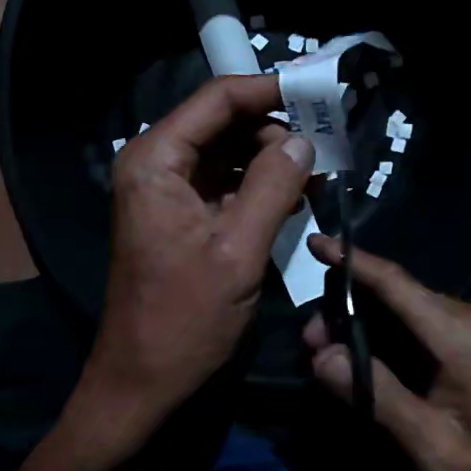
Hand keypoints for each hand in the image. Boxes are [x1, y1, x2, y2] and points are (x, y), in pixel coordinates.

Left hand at [66, 75, 313, 462]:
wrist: (142, 379)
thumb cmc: (184, 319)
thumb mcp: (238, 250)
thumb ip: (273, 187)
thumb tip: (303, 140)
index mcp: (155, 160)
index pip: (218, 100)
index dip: (270, 91)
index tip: (320, 92)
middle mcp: (154, 164)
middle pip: (222, 123)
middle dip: (274, 129)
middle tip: (328, 145)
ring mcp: (164, 190)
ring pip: (226, 152)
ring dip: (270, 159)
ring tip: (319, 176)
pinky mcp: (178, 214)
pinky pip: (223, 183)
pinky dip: (258, 185)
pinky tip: (294, 198)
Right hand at [303, 236, 470, 470]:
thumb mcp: (433, 446)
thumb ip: (377, 395)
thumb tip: (320, 355)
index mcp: (462, 338)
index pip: (397, 285)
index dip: (354, 261)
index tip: (314, 241)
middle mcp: (469, 321)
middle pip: (394, 294)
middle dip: (345, 307)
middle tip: (309, 342)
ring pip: (404, 308)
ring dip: (362, 322)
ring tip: (326, 354)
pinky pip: (418, 324)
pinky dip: (384, 333)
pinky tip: (361, 358)